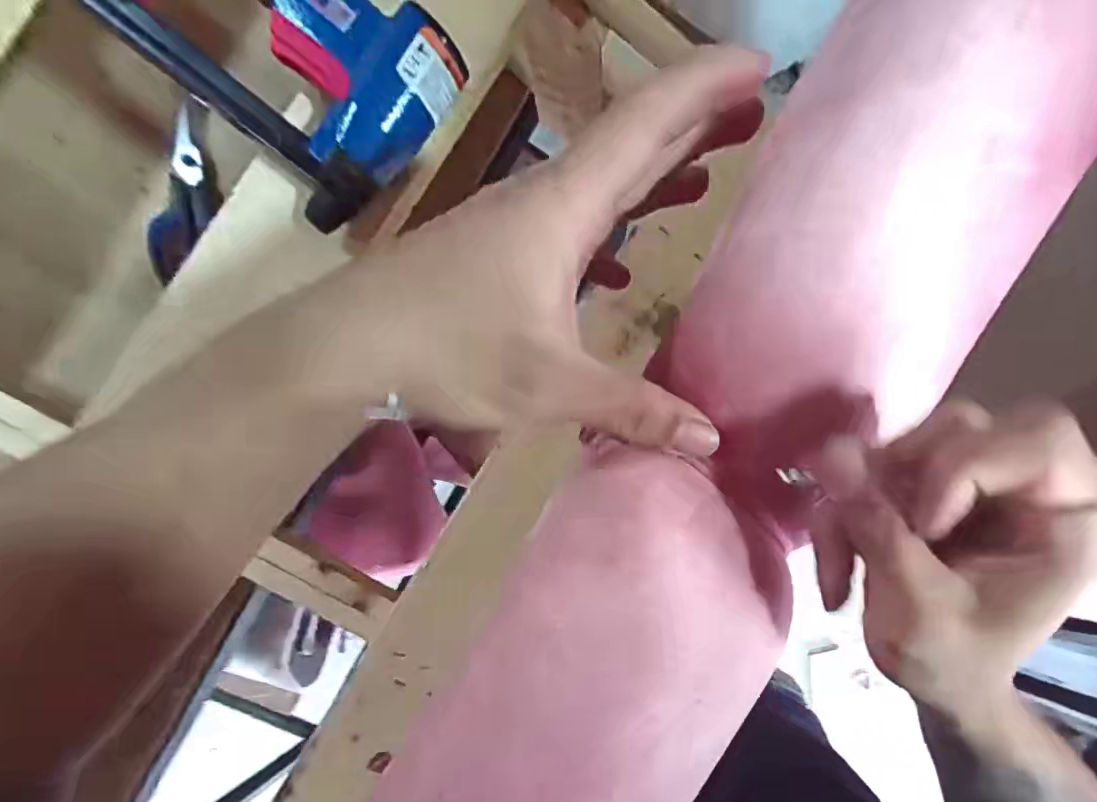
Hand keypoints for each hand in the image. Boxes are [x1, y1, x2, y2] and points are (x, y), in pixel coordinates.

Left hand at [265, 46, 766, 456]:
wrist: (341, 351)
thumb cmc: (445, 354)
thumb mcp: (549, 387)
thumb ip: (634, 410)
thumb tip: (710, 440)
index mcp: (560, 209)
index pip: (643, 127)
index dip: (702, 90)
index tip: (755, 66)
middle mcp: (543, 201)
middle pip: (629, 144)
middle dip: (694, 122)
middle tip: (752, 109)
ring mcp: (519, 226)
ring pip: (603, 183)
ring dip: (657, 172)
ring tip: (709, 171)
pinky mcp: (503, 255)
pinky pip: (578, 225)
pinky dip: (616, 226)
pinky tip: (631, 257)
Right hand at [810, 402, 1096, 718]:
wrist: (945, 683)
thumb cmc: (952, 663)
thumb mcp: (914, 611)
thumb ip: (877, 531)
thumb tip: (831, 452)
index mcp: (1079, 520)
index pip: (1038, 440)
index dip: (962, 470)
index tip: (920, 532)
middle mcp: (1046, 483)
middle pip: (971, 427)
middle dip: (906, 475)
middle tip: (868, 530)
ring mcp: (994, 475)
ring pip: (924, 438)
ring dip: (870, 493)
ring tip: (846, 559)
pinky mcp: (953, 478)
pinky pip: (896, 460)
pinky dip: (859, 502)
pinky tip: (844, 554)